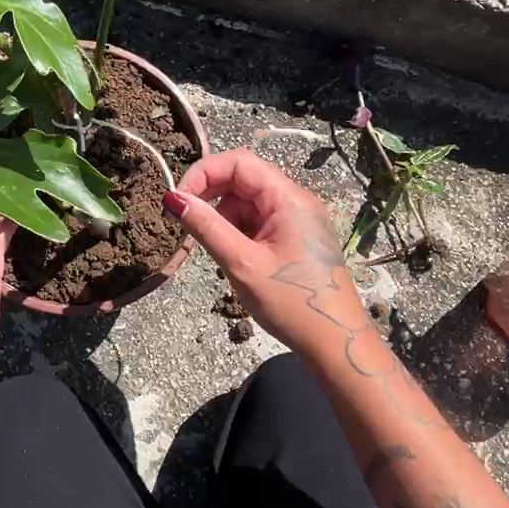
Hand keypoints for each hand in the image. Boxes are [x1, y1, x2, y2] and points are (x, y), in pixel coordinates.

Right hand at [164, 149, 368, 345]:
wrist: (336, 345)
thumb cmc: (291, 303)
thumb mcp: (241, 263)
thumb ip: (206, 226)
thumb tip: (172, 198)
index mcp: (288, 198)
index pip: (238, 162)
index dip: (203, 173)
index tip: (178, 200)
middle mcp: (295, 201)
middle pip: (243, 178)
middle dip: (210, 194)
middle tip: (186, 221)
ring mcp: (297, 219)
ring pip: (247, 201)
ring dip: (223, 215)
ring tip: (216, 249)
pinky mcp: (296, 238)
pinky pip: (258, 220)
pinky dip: (237, 230)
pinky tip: (233, 256)